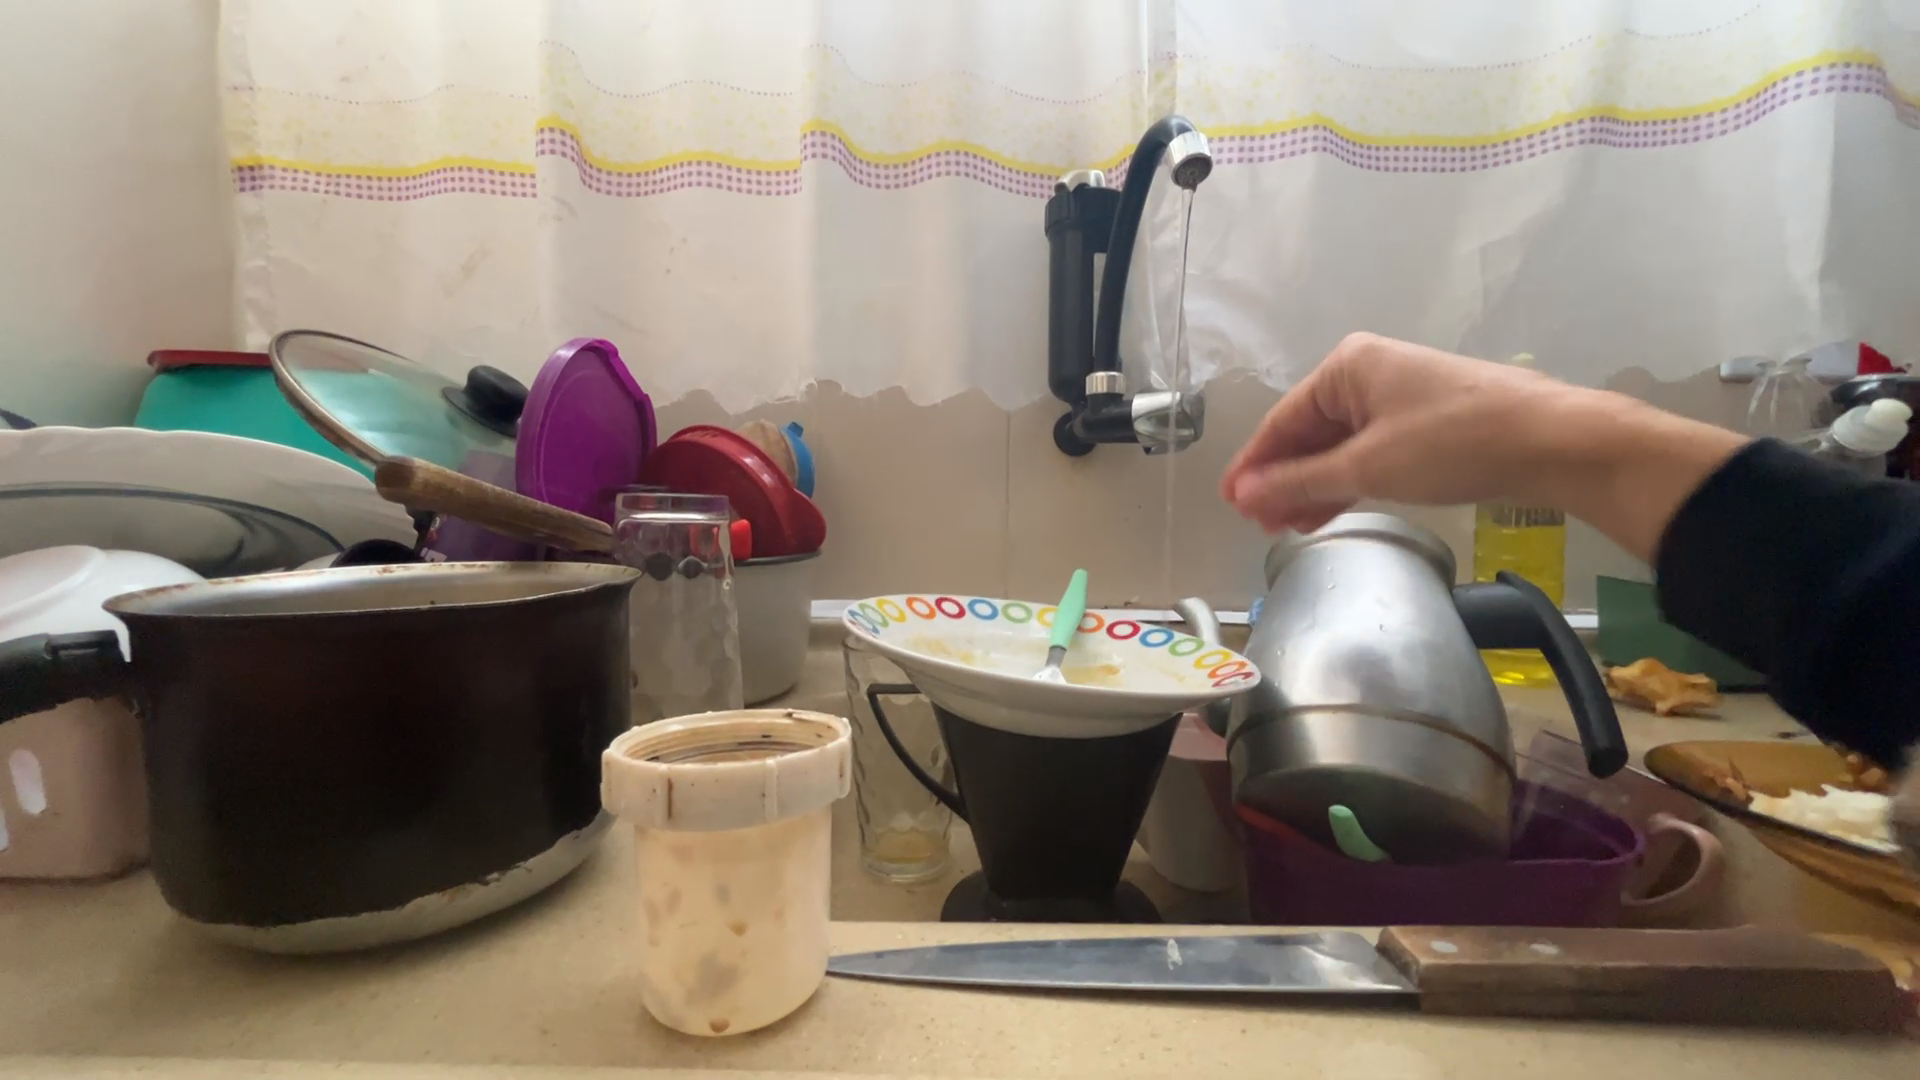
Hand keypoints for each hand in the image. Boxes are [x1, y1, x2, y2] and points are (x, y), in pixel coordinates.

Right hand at [1220, 333, 1745, 559]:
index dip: (1253, 466)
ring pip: (1334, 448)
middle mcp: (1365, 375)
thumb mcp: (1366, 467)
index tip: (1229, 501)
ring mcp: (1393, 399)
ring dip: (1309, 488)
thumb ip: (1297, 482)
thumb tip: (1242, 496)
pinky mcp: (1418, 424)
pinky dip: (1342, 483)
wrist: (1560, 444)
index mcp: (1346, 368)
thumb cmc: (1453, 443)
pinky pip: (1363, 454)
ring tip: (1285, 526)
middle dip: (1282, 481)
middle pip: (1306, 435)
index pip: (1281, 422)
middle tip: (1258, 523)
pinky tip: (1322, 513)